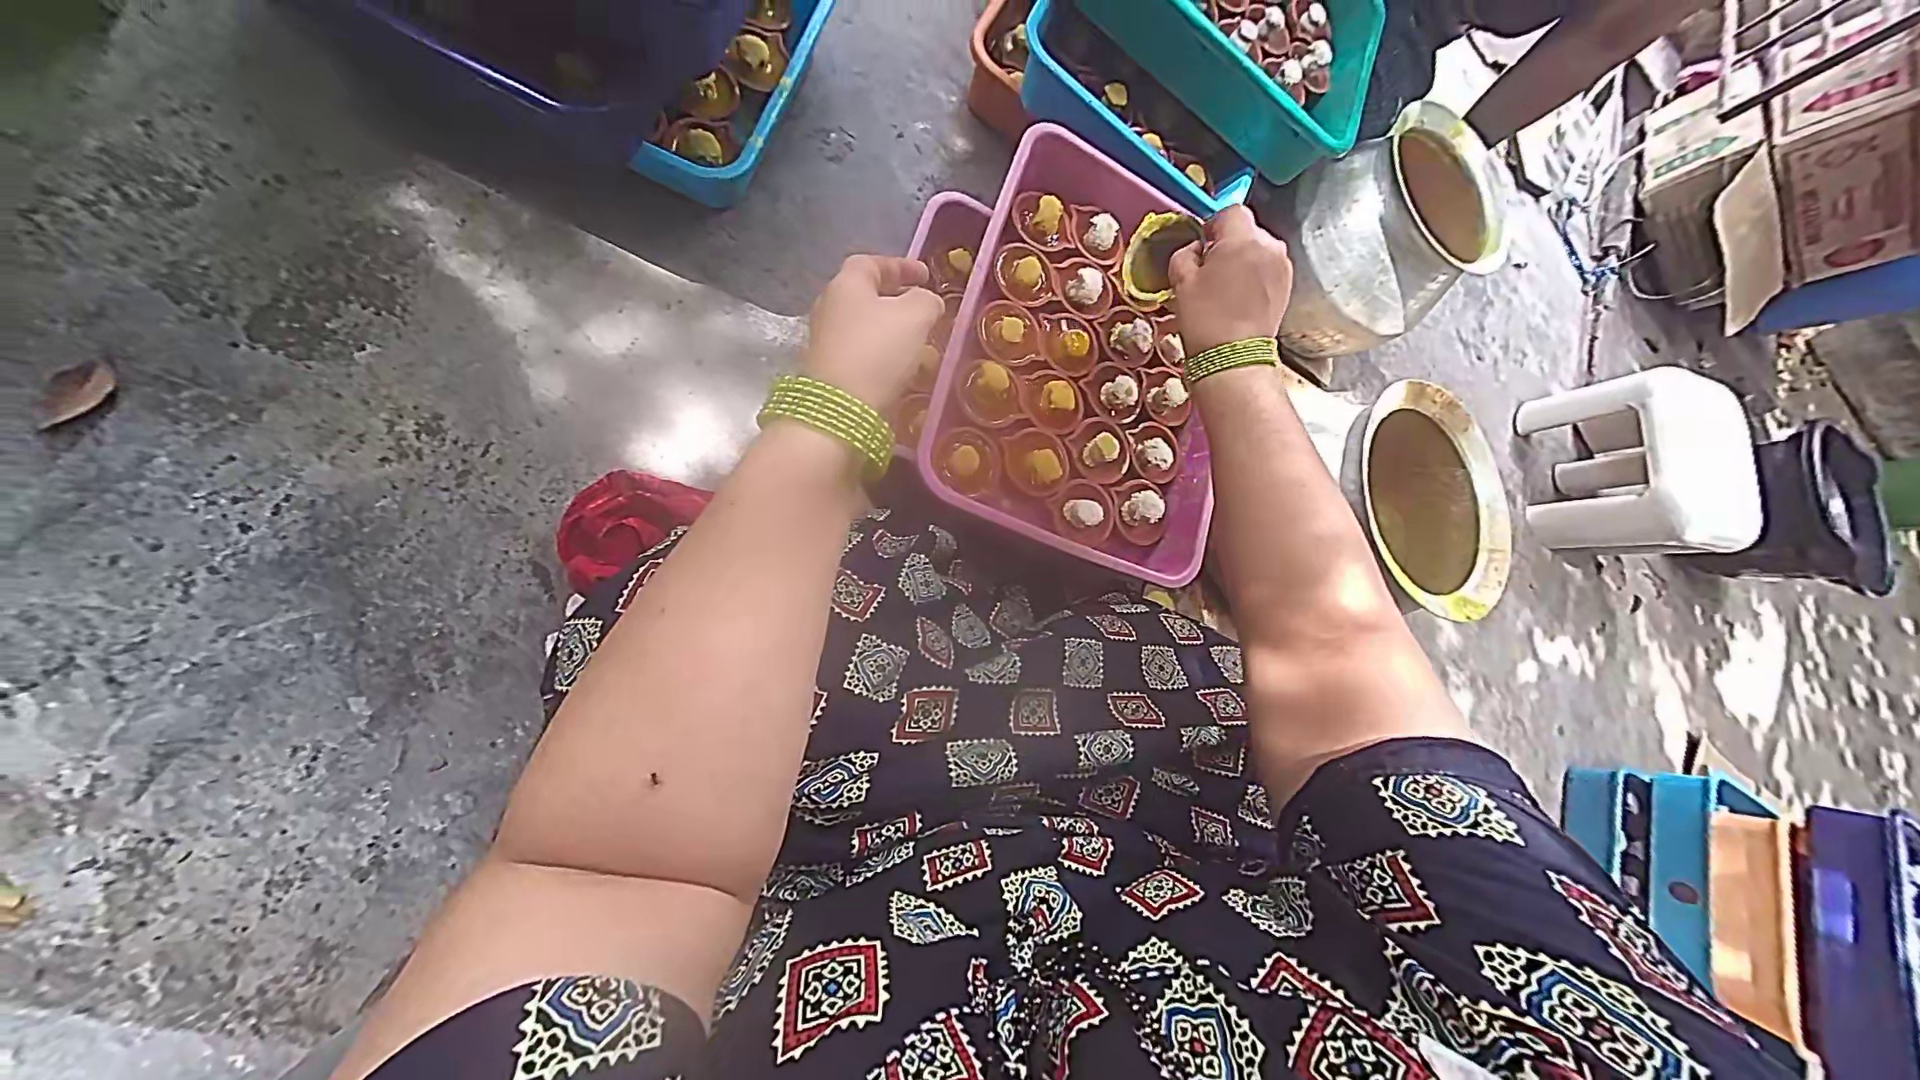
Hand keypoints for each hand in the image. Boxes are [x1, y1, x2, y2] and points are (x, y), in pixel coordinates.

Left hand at [802, 255, 945, 411]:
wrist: (841, 408)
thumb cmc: (878, 351)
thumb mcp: (916, 316)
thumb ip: (926, 301)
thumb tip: (927, 302)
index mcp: (847, 284)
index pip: (872, 263)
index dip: (901, 266)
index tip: (926, 275)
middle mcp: (829, 306)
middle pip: (864, 294)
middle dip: (894, 298)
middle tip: (920, 307)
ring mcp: (825, 340)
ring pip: (862, 325)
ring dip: (888, 328)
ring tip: (914, 339)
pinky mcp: (828, 370)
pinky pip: (860, 352)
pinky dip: (880, 352)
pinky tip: (898, 366)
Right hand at [1167, 205, 1294, 356]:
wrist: (1232, 356)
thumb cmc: (1204, 318)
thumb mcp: (1181, 282)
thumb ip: (1185, 254)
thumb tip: (1196, 249)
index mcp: (1242, 238)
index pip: (1230, 211)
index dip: (1213, 226)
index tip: (1202, 247)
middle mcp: (1269, 245)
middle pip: (1247, 231)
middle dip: (1229, 244)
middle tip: (1210, 272)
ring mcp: (1282, 265)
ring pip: (1258, 250)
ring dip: (1243, 261)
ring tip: (1225, 289)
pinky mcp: (1287, 285)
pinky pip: (1267, 269)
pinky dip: (1254, 277)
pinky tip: (1239, 299)